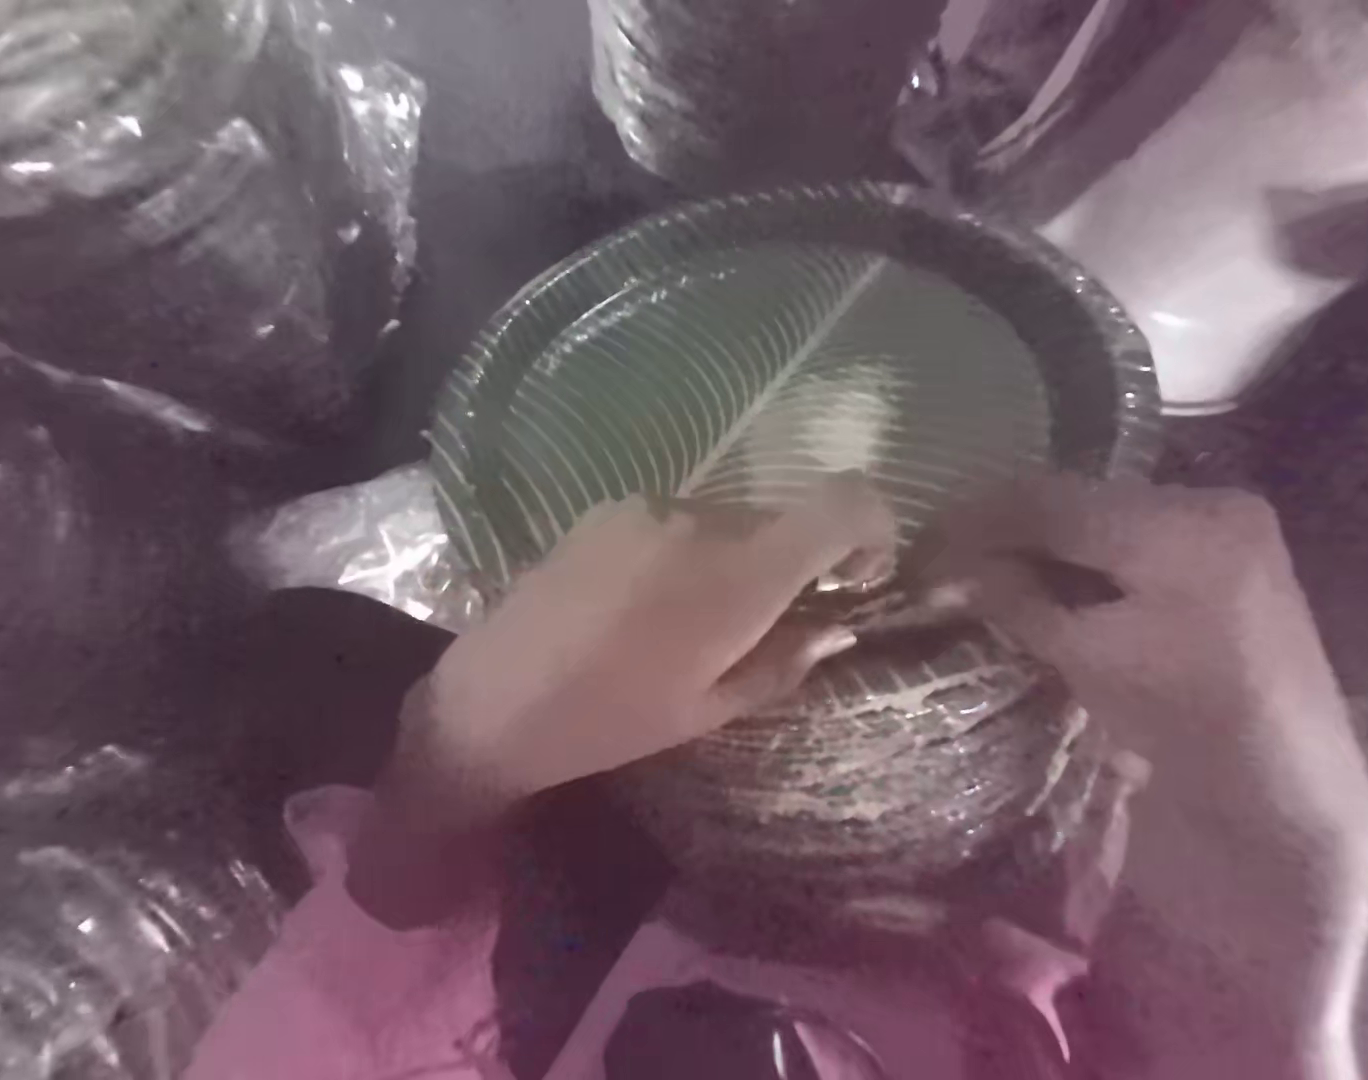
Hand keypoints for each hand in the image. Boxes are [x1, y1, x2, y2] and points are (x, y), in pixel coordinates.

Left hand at [381, 474, 897, 831]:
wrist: (493, 698)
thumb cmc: (613, 718)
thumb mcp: (713, 707)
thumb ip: (788, 657)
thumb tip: (837, 624)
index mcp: (739, 573)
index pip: (843, 502)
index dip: (875, 525)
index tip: (860, 573)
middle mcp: (703, 518)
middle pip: (787, 515)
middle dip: (798, 560)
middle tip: (770, 618)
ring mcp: (652, 504)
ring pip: (734, 518)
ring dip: (741, 557)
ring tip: (696, 617)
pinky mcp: (614, 505)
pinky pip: (684, 517)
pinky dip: (695, 549)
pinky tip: (651, 598)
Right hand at [928, 477, 1367, 845]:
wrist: (1286, 792)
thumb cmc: (1188, 727)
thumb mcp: (1086, 658)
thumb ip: (1014, 600)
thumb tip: (944, 569)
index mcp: (1178, 526)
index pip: (1049, 503)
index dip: (978, 520)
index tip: (926, 542)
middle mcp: (1204, 501)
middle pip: (1071, 500)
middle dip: (1003, 528)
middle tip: (950, 556)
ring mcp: (1219, 521)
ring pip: (1094, 513)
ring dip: (1036, 539)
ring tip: (986, 567)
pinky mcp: (1220, 547)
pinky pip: (1123, 532)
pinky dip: (1074, 551)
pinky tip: (1042, 574)